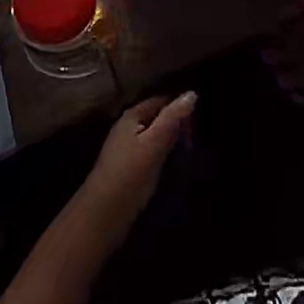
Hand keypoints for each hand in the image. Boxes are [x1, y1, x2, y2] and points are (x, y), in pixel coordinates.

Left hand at [75, 93, 196, 237]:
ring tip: (189, 154)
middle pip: (157, 117)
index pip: (161, 101)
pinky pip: (150, 150)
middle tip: (195, 143)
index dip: (180, 108)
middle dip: (176, 126)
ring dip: (171, 141)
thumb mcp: (154, 144)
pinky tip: (172, 165)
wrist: (104, 210)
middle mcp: (128, 125)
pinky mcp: (128, 164)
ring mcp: (126, 145)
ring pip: (154, 135)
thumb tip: (191, 93)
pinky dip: (163, 153)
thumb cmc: (130, 174)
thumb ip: (171, 119)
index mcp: (132, 115)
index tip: (199, 123)